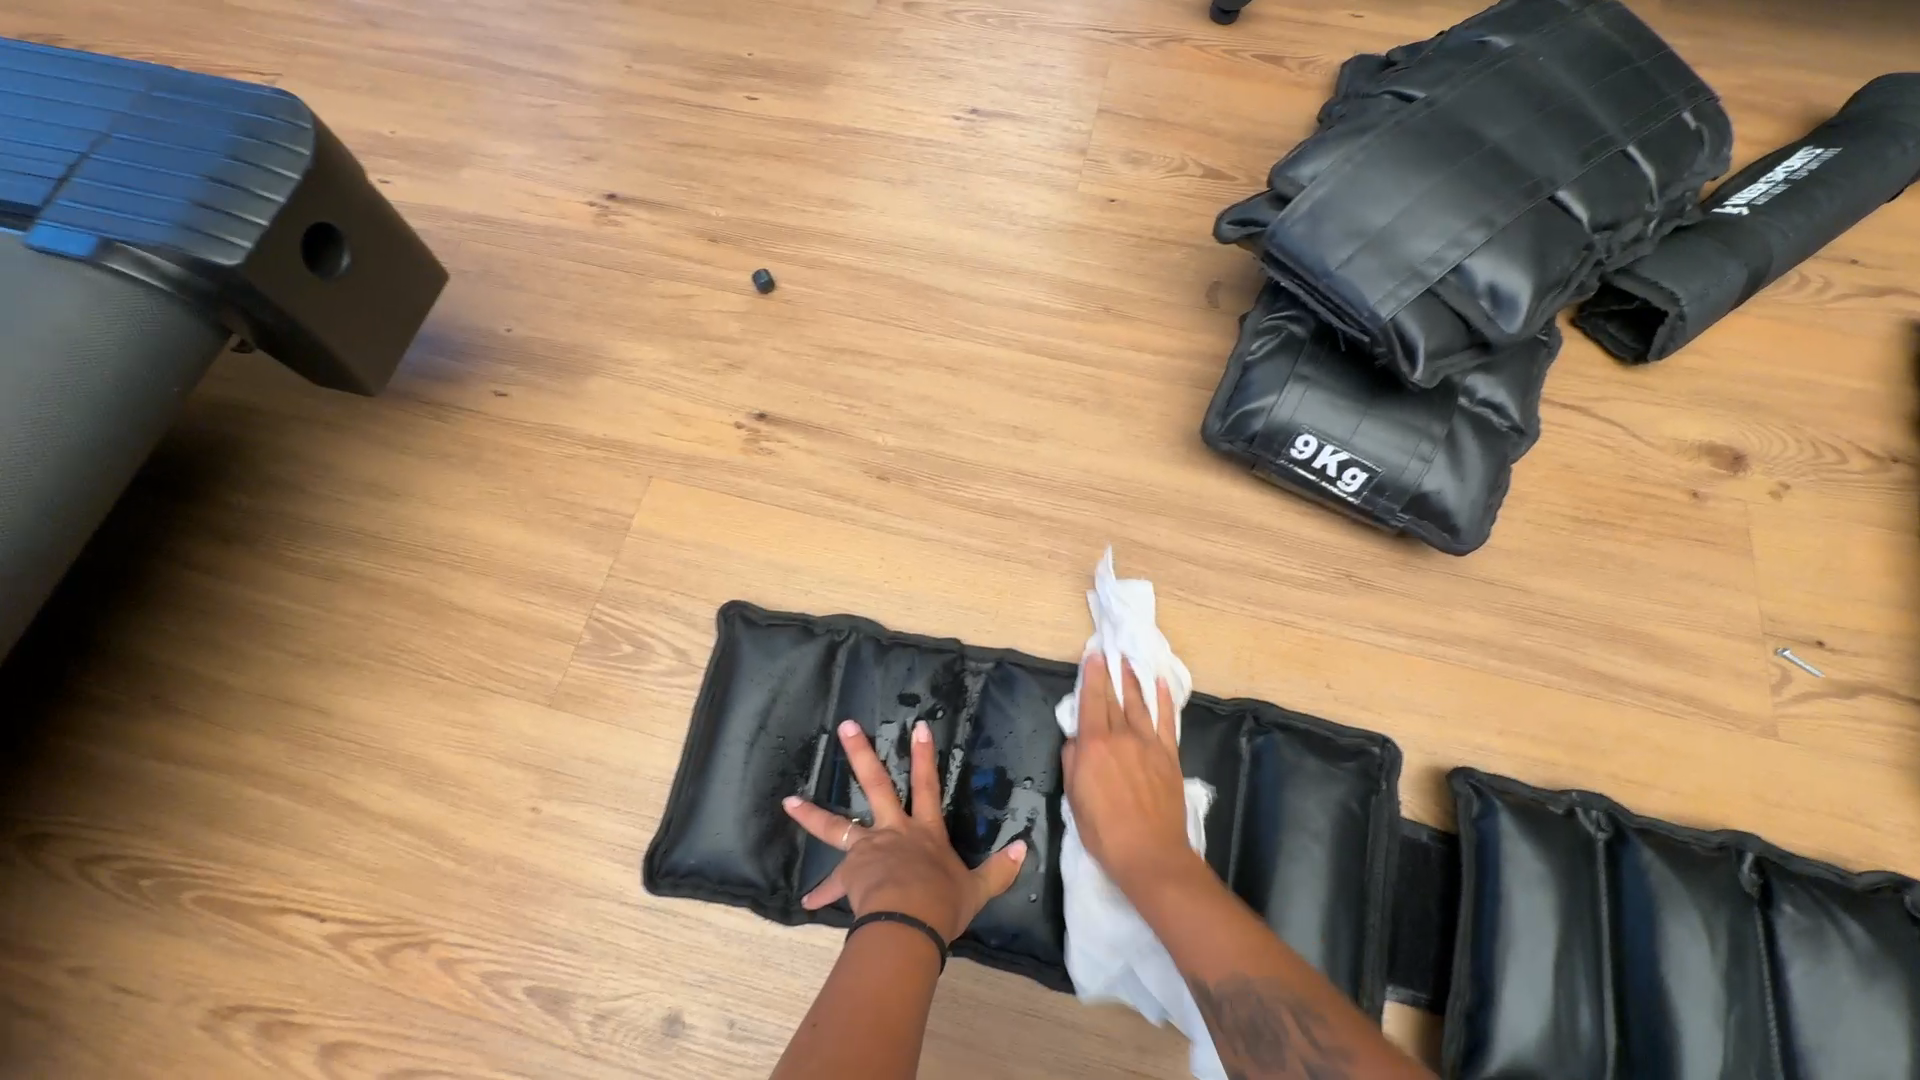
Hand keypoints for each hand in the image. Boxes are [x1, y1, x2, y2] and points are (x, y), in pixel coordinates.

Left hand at [783, 719, 1027, 941]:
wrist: (908, 921)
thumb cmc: (944, 903)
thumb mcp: (978, 888)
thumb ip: (1000, 869)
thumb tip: (1025, 848)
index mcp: (925, 832)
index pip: (927, 786)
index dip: (923, 756)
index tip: (917, 727)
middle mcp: (894, 831)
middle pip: (876, 785)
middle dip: (862, 754)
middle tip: (846, 727)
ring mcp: (868, 849)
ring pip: (838, 825)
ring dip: (813, 813)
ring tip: (789, 801)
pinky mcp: (851, 874)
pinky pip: (833, 884)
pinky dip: (822, 893)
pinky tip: (808, 902)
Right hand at [1062, 655, 1200, 893]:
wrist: (1150, 853)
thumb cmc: (1104, 832)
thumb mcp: (1074, 799)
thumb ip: (1073, 763)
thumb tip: (1076, 741)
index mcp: (1094, 746)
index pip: (1091, 701)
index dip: (1091, 676)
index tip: (1093, 655)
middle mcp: (1121, 737)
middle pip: (1113, 699)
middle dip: (1109, 673)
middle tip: (1108, 652)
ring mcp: (1149, 744)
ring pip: (1139, 704)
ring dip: (1133, 680)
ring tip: (1129, 661)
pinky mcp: (1169, 756)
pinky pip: (1166, 721)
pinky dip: (1163, 700)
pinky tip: (1160, 684)